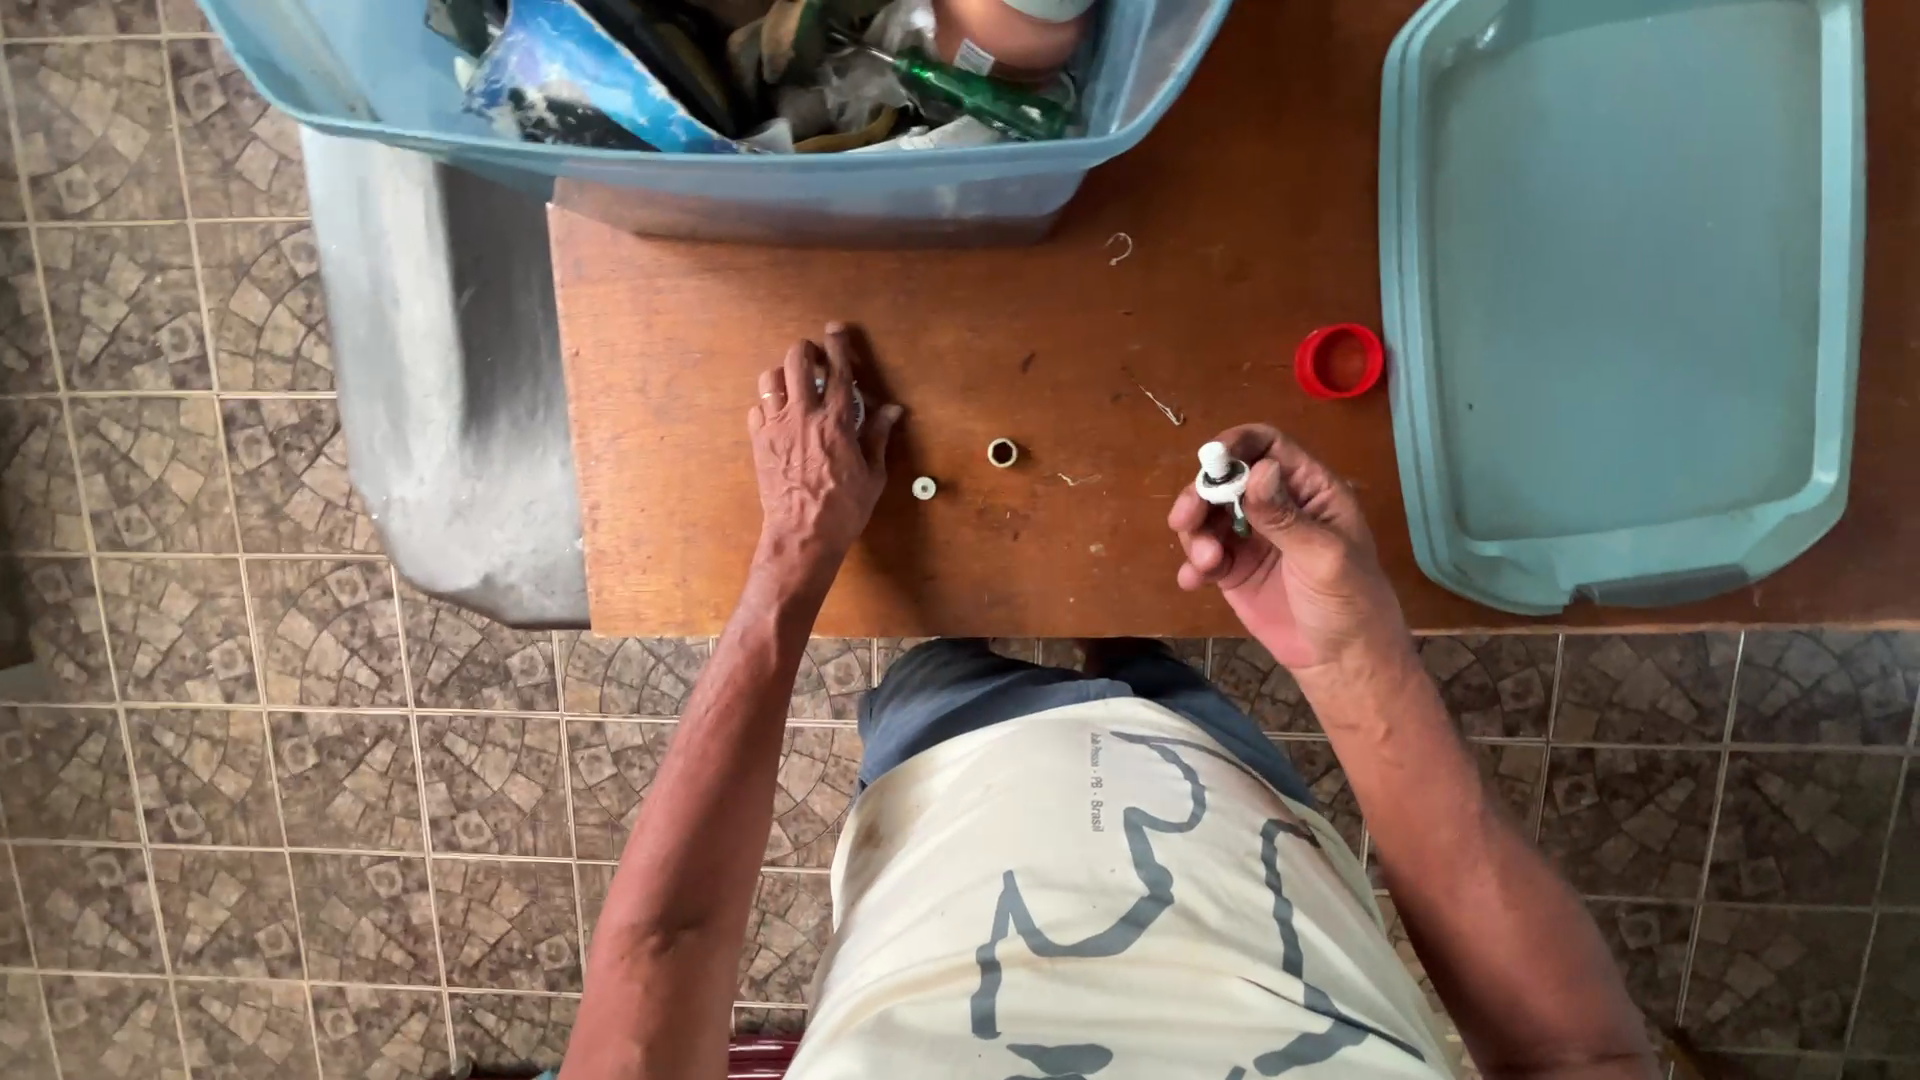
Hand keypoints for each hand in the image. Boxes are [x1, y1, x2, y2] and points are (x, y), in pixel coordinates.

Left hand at [749, 324, 902, 569]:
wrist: (802, 535)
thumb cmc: (844, 510)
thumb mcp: (872, 475)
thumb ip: (878, 437)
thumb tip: (892, 410)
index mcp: (836, 423)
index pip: (838, 372)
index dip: (839, 346)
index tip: (837, 331)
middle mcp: (803, 416)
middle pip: (796, 361)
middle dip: (805, 351)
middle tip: (814, 359)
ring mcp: (776, 428)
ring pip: (769, 379)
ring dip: (783, 375)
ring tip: (794, 386)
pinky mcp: (759, 443)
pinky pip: (757, 409)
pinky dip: (768, 406)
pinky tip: (779, 417)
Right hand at [1168, 424, 1410, 678]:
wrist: (1342, 663)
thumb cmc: (1350, 603)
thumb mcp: (1323, 556)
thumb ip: (1285, 516)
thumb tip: (1258, 470)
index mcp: (1308, 491)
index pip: (1268, 446)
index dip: (1237, 444)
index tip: (1209, 460)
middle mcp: (1276, 506)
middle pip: (1225, 480)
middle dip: (1201, 495)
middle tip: (1185, 519)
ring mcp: (1251, 539)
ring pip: (1207, 516)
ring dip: (1194, 534)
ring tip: (1205, 563)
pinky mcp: (1233, 571)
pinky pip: (1202, 555)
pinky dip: (1191, 565)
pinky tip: (1193, 582)